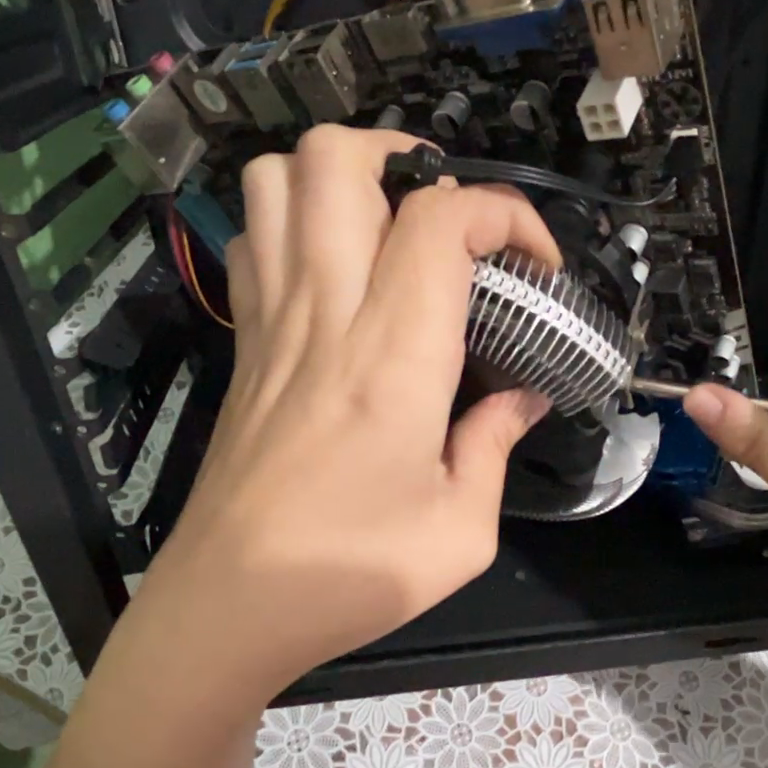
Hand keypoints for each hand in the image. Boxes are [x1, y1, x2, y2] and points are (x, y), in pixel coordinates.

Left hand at [131, 125, 557, 694]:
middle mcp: (326, 315)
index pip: (442, 219)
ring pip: (278, 181)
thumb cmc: (352, 574)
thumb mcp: (461, 530)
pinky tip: (337, 269)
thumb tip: (520, 397)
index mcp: (394, 357)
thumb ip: (495, 446)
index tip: (538, 266)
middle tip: (453, 219)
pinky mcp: (244, 342)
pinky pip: (253, 239)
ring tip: (391, 223)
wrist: (230, 607)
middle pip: (339, 161)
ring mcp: (272, 321)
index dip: (506, 215)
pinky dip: (295, 220)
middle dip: (410, 160)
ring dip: (342, 176)